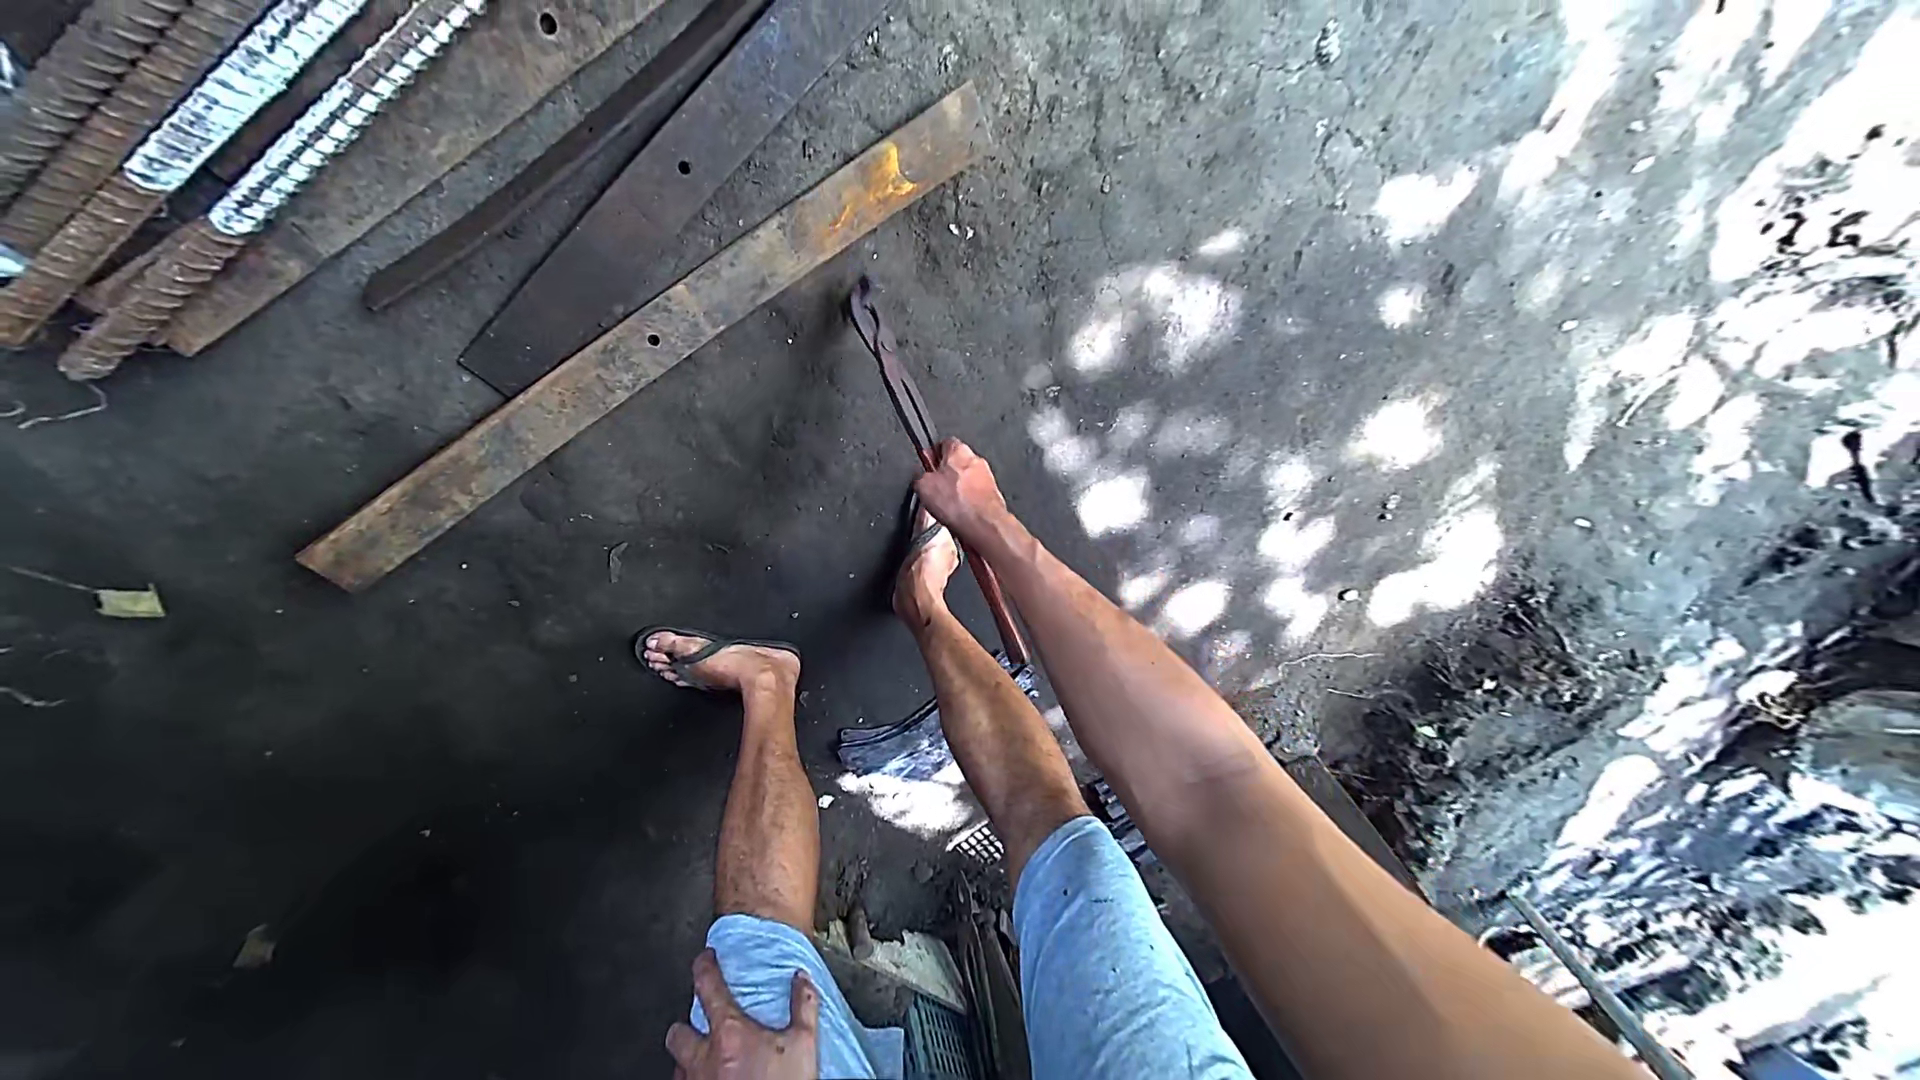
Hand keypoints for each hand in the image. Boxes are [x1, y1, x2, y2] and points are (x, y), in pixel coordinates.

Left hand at [665, 949, 818, 1078]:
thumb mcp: (804, 1044)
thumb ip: (803, 1005)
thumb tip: (800, 978)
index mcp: (729, 1034)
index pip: (708, 988)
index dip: (704, 967)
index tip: (704, 958)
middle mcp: (704, 1059)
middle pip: (677, 1034)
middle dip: (684, 1025)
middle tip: (699, 1021)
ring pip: (677, 1066)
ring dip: (687, 1057)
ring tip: (704, 1055)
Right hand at [913, 438, 1013, 544]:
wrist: (983, 525)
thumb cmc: (959, 503)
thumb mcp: (922, 486)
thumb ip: (919, 475)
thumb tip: (919, 478)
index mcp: (959, 449)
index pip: (943, 442)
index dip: (931, 454)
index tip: (926, 464)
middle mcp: (976, 460)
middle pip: (955, 462)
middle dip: (945, 474)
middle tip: (934, 487)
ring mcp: (986, 477)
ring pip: (966, 480)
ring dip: (956, 489)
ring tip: (947, 504)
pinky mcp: (992, 495)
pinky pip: (974, 495)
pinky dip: (967, 502)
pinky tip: (959, 513)